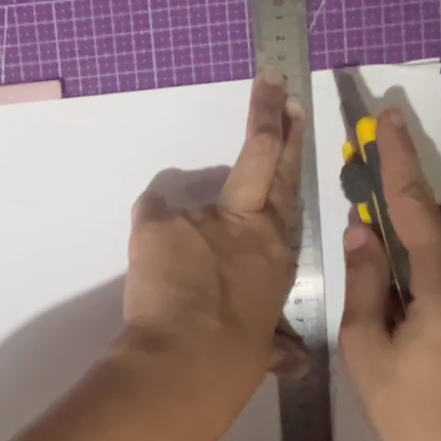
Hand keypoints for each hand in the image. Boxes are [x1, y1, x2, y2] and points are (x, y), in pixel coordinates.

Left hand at [123, 69, 304, 382]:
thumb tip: (292, 360)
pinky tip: (148, 263)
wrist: (186, 359)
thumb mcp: (264, 350)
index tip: (292, 114)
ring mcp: (201, 218)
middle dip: (267, 115)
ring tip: (175, 271)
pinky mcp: (158, 222)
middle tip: (272, 79)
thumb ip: (276, 346)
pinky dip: (151, 234)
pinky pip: (152, 215)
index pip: (287, 187)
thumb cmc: (234, 360)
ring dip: (182, 233)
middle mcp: (245, 224)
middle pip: (261, 157)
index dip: (290, 146)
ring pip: (190, 208)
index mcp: (275, 250)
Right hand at [339, 108, 440, 440]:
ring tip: (379, 289)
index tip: (387, 116)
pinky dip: (432, 274)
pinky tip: (407, 313)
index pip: (415, 203)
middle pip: (439, 222)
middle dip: (401, 211)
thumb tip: (363, 231)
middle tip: (361, 227)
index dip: (397, 157)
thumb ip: (365, 280)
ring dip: (416, 248)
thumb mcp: (366, 345)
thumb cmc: (407, 412)